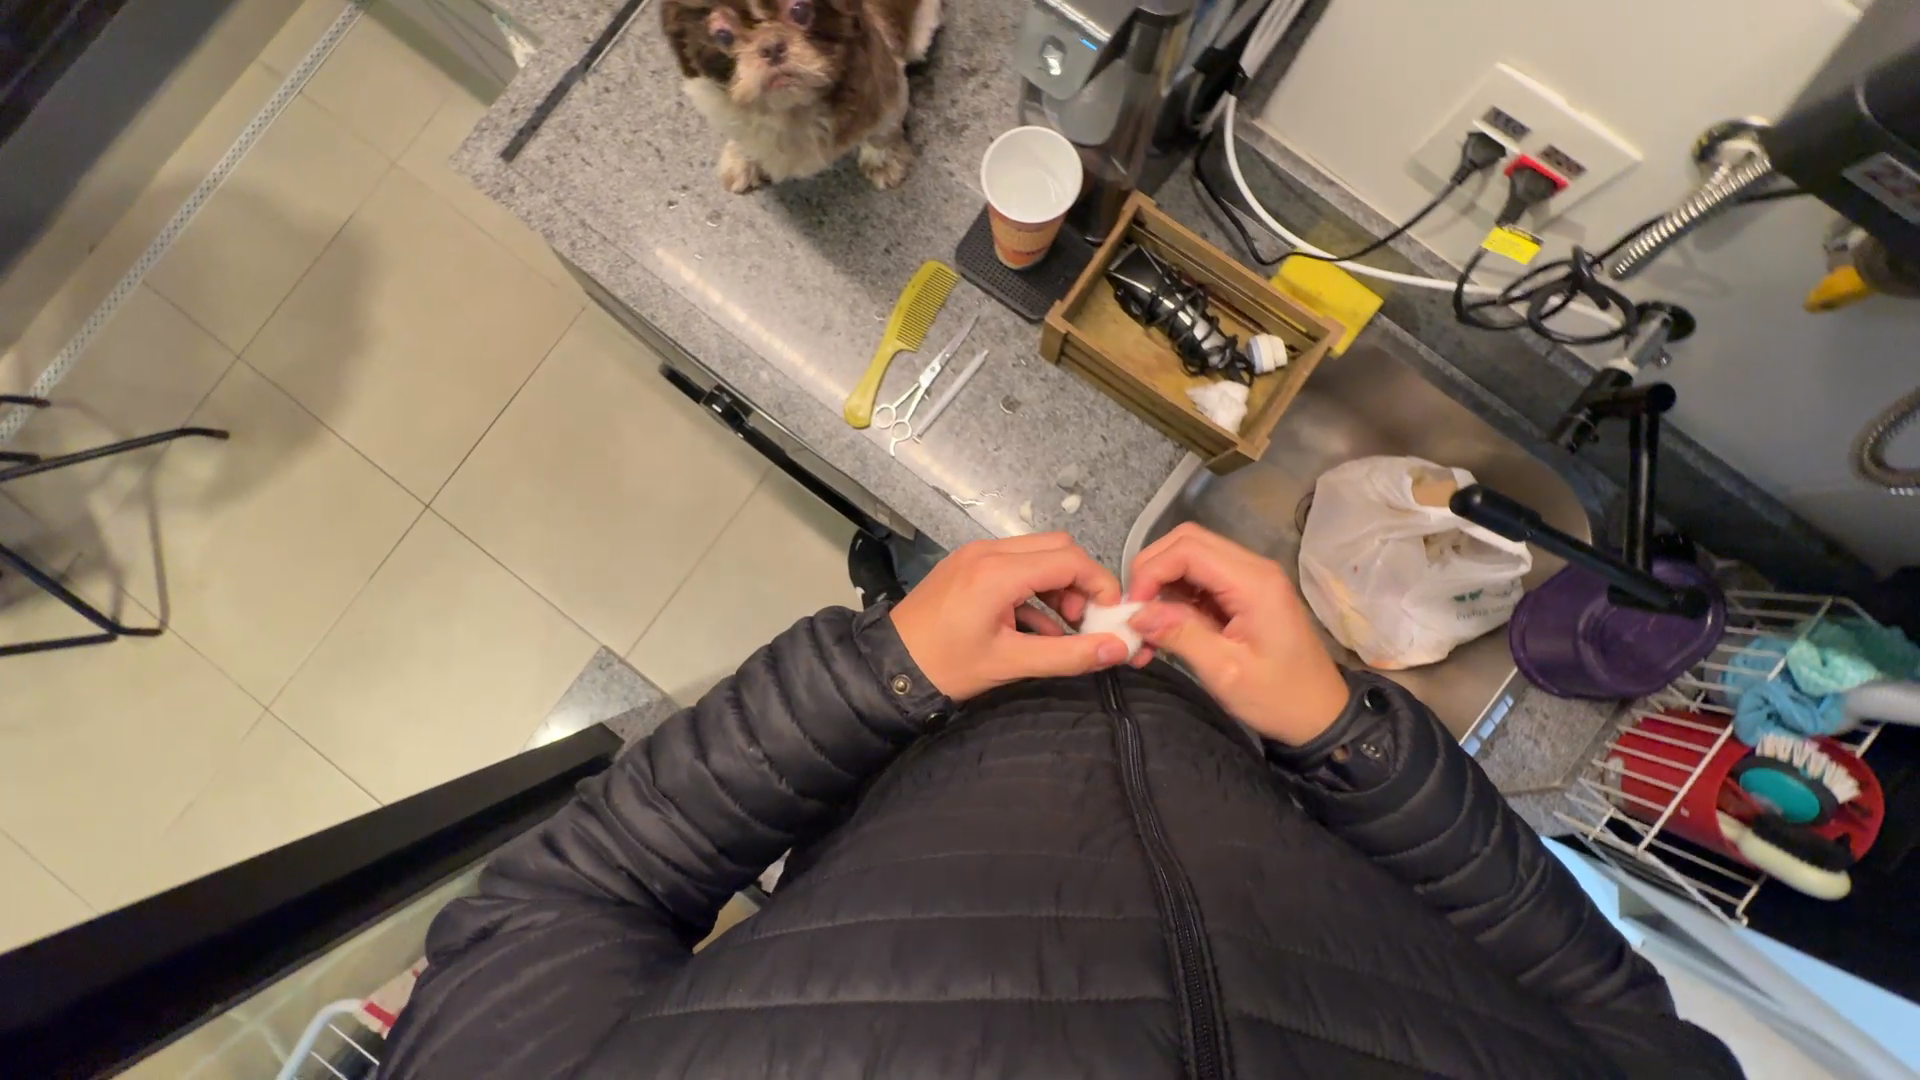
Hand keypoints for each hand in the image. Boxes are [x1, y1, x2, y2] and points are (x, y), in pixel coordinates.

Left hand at [890, 533, 1129, 700]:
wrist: (887, 668)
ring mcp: (975, 555)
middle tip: (1084, 622)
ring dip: (1059, 585)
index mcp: (998, 571)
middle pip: (1057, 547)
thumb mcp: (1010, 664)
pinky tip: (1038, 626)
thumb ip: (1068, 655)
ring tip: (1064, 628)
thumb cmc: (945, 667)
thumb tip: (1119, 649)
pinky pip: (1015, 565)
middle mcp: (988, 551)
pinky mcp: (967, 565)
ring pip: (1037, 554)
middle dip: (1081, 581)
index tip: (1111, 616)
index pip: (1069, 559)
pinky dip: (1035, 589)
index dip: (1100, 584)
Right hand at [1126, 524, 1349, 745]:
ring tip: (1146, 621)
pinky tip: (1165, 624)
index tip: (1134, 608)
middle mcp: (1253, 568)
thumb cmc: (1279, 697)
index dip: (1151, 571)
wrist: (1322, 716)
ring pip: (1191, 555)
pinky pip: (1200, 576)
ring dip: (1161, 581)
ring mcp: (1250, 578)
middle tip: (1135, 609)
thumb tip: (1136, 615)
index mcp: (1253, 583)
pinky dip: (1175, 593)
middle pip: (1188, 541)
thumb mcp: (1225, 671)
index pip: (1188, 549)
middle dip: (1152, 569)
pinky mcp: (1243, 592)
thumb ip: (1180, 634)